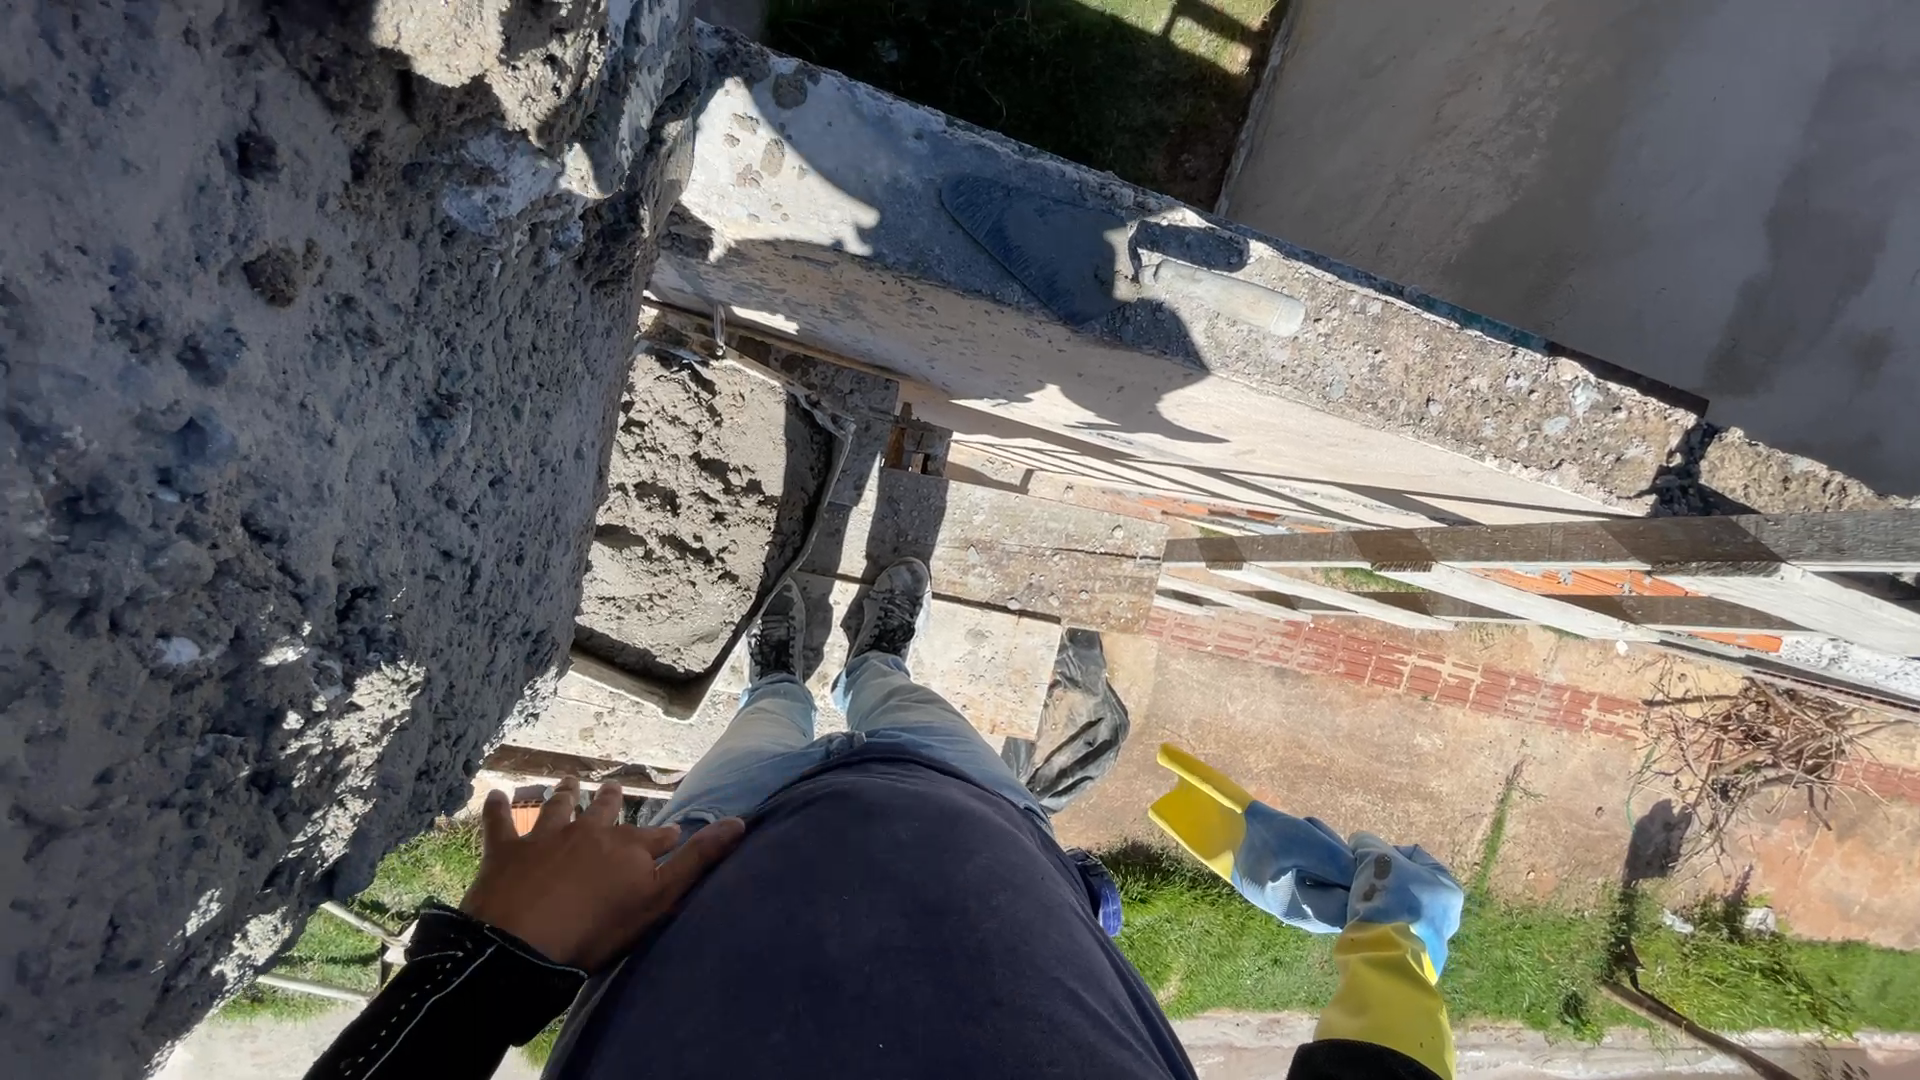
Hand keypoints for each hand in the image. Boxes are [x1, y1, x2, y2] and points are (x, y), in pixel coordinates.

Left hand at [459, 778, 744, 971]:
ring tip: (568, 782)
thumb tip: (740, 822)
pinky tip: (494, 795)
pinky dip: (498, 808)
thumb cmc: (596, 927)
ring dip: (564, 793)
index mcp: (628, 847)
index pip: (656, 836)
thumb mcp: (658, 897)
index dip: (666, 836)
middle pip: (605, 809)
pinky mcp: (505, 852)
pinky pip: (500, 823)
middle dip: (611, 799)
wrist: (520, 945)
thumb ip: (698, 859)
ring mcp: (546, 837)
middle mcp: (591, 831)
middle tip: (613, 789)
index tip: (674, 832)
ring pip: (559, 806)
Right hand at [1346, 832, 1462, 975]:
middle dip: (1382, 878)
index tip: (1366, 861)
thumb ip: (1366, 841)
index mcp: (1447, 884)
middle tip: (1360, 880)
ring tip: (1359, 902)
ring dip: (1379, 901)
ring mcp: (1436, 937)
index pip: (1412, 853)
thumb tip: (1361, 845)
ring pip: (1400, 906)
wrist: (1387, 951)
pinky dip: (1380, 922)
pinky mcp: (1420, 957)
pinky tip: (1365, 922)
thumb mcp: (1372, 853)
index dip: (1385, 851)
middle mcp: (1449, 911)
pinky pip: (1395, 929)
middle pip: (1406, 881)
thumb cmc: (1388, 895)